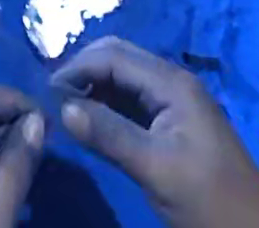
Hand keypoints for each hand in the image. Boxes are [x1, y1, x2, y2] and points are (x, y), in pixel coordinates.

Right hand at [53, 37, 258, 227]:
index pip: (114, 56)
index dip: (78, 67)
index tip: (47, 90)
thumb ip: (109, 135)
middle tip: (54, 96)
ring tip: (66, 108)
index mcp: (172, 82)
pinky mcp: (173, 124)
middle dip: (84, 70)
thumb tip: (61, 107)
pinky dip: (107, 105)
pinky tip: (91, 122)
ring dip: (94, 87)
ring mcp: (174, 102)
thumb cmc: (211, 202)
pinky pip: (132, 101)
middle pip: (118, 58)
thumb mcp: (157, 169)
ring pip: (123, 78)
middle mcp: (172, 82)